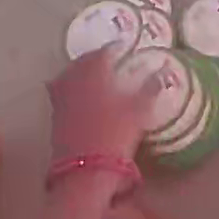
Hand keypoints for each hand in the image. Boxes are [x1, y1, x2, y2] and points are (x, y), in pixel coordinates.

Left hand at [48, 49, 154, 163]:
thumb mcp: (139, 110)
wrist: (86, 171)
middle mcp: (74, 79)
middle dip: (96, 56)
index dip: (116, 47)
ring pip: (69, 74)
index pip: (104, 51)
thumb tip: (164, 72)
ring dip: (80, 69)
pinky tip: (79, 93)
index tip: (126, 47)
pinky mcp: (54, 116)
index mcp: (95, 72)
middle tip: (110, 58)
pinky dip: (70, 86)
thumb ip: (151, 87)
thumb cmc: (116, 134)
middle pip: (83, 60)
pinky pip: (60, 91)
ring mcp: (60, 97)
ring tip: (93, 73)